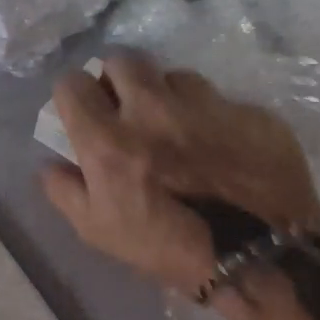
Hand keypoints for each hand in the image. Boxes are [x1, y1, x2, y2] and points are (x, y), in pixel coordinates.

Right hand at [40, 50, 319, 291]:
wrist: (264, 258)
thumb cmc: (166, 245)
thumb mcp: (94, 228)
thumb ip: (63, 189)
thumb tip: (54, 163)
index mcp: (108, 140)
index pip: (72, 85)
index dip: (71, 92)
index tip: (78, 107)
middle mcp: (154, 114)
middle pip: (124, 60)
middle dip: (115, 75)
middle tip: (121, 99)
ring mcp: (210, 111)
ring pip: (177, 76)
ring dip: (166, 93)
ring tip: (173, 120)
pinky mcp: (255, 118)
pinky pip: (223, 102)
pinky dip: (212, 117)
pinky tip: (218, 144)